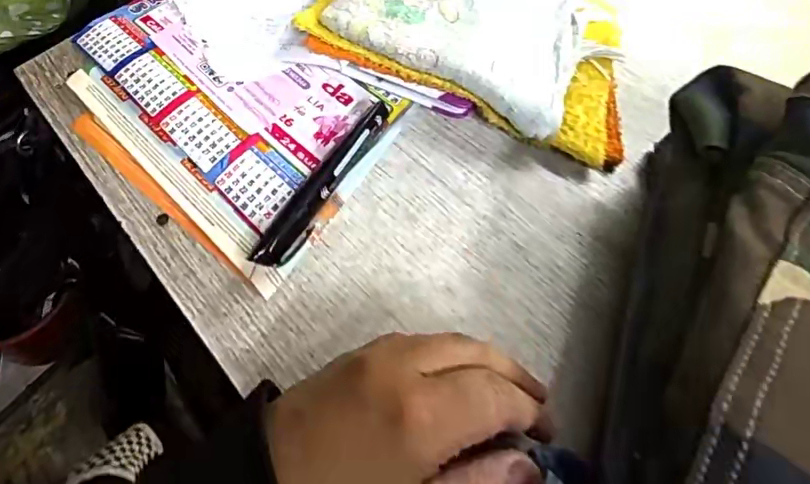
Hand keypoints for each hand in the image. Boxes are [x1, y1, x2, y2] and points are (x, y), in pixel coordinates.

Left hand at [265, 333, 552, 483]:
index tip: (549, 432)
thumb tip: (527, 467)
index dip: (529, 410)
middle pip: (478, 353)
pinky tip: (461, 379)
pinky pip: (425, 341)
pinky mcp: (363, 349)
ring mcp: (381, 349)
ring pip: (452, 339)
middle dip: (515, 375)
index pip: (495, 394)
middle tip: (541, 406)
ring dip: (486, 360)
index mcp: (420, 413)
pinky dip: (454, 354)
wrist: (260, 477)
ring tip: (508, 391)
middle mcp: (406, 364)